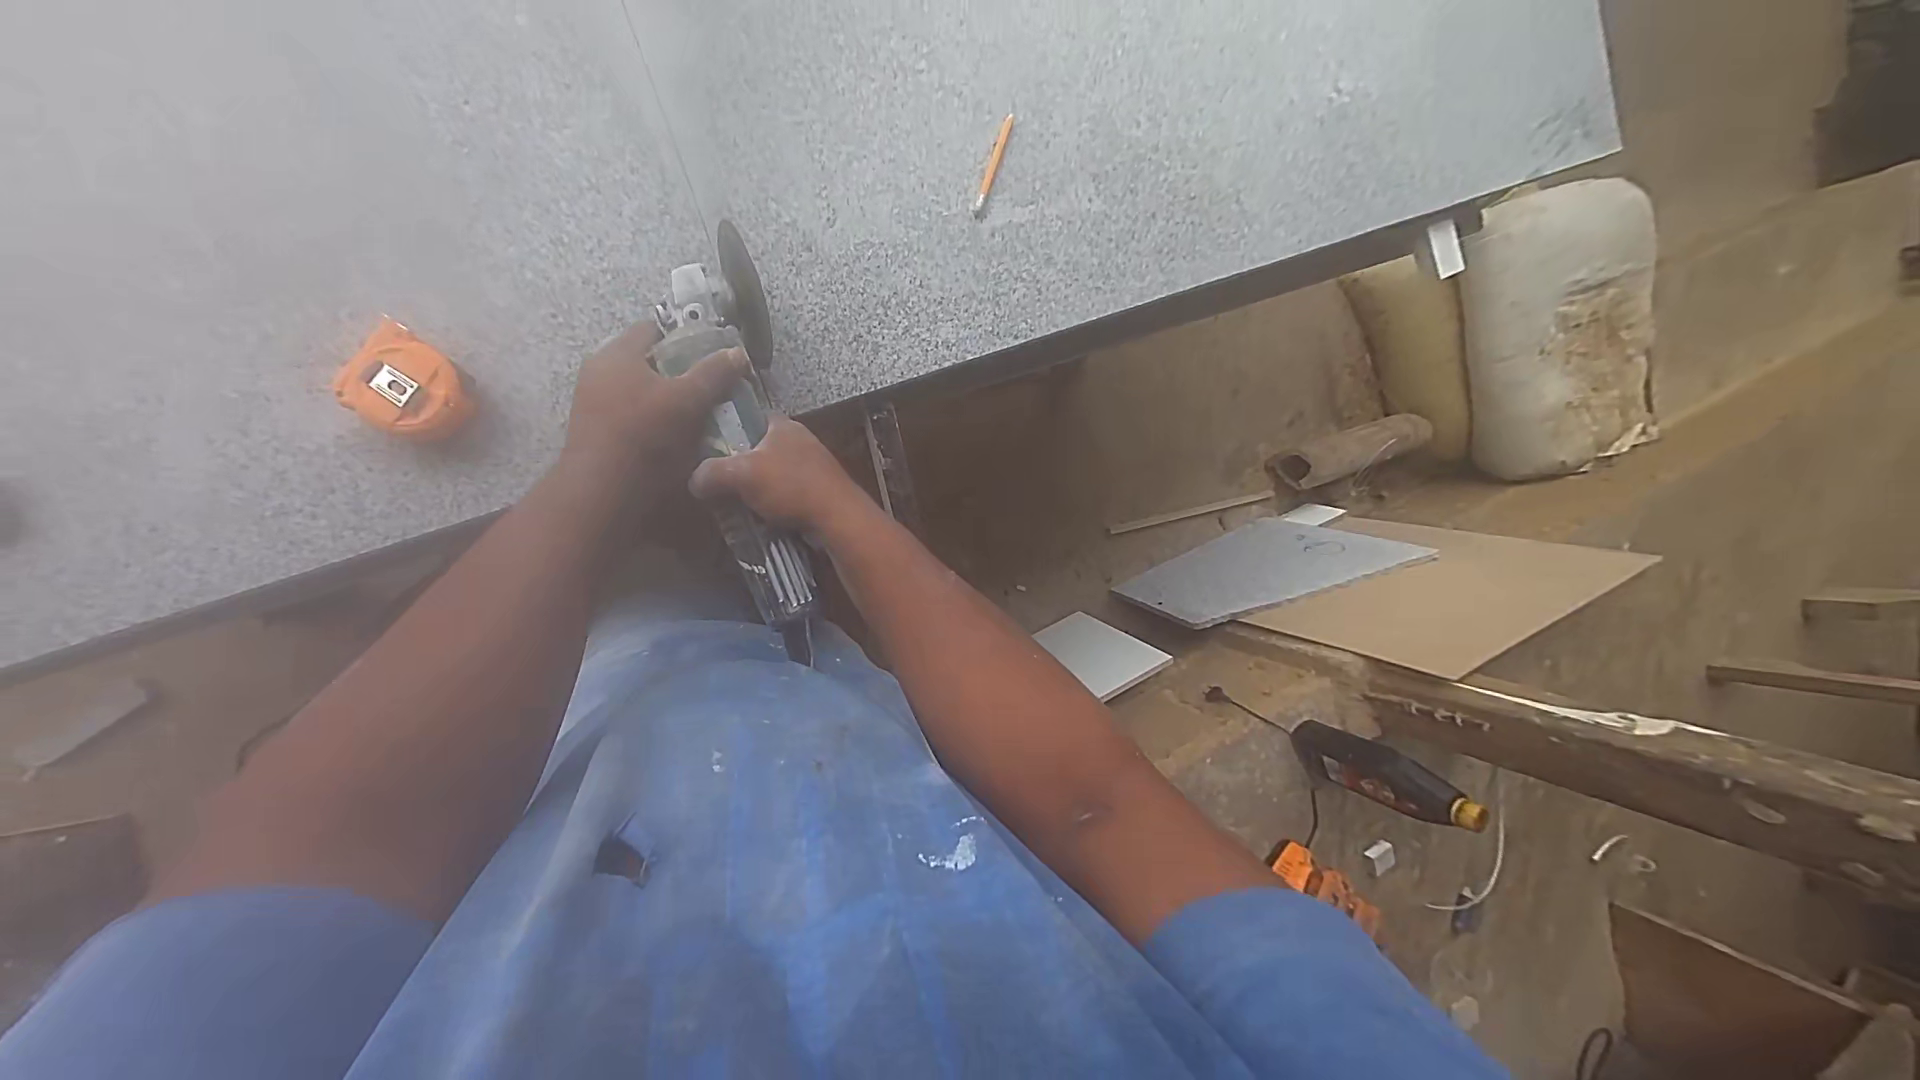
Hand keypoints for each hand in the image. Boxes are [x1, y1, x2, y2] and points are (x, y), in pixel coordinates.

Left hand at [560, 319, 748, 488]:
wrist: (605, 489)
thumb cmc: (646, 434)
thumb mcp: (689, 399)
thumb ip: (714, 373)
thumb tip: (738, 354)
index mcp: (617, 354)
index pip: (654, 329)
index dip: (685, 337)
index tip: (713, 354)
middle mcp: (600, 372)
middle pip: (649, 362)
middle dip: (681, 372)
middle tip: (713, 387)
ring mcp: (595, 403)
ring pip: (643, 391)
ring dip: (671, 399)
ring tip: (703, 415)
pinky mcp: (599, 431)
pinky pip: (636, 415)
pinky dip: (658, 420)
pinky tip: (680, 437)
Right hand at [688, 415, 872, 533]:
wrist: (837, 518)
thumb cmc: (790, 486)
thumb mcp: (741, 474)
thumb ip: (712, 473)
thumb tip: (694, 481)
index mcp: (784, 425)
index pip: (751, 417)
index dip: (730, 429)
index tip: (712, 447)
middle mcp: (802, 440)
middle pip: (762, 448)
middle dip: (743, 465)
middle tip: (721, 482)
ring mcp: (815, 466)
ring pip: (777, 473)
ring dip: (760, 489)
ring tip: (739, 504)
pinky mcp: (823, 491)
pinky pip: (791, 494)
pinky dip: (777, 504)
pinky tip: (764, 518)